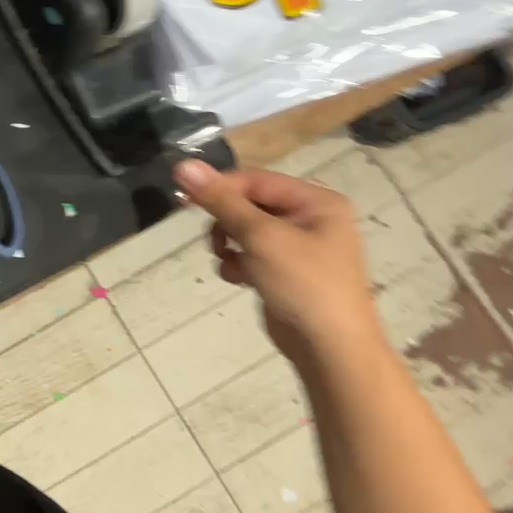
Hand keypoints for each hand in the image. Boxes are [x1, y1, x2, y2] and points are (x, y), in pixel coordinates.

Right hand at [173, 160, 380, 359]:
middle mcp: (310, 217)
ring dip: (228, 244)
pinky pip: (249, 252)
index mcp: (316, 201)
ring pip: (243, 229)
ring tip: (230, 262)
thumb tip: (182, 164)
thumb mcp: (259, 236)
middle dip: (226, 223)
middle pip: (247, 203)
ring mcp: (298, 245)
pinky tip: (240, 279)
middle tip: (217, 242)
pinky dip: (238, 263)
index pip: (254, 180)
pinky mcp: (285, 269)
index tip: (186, 204)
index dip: (219, 189)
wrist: (330, 348)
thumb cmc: (303, 283)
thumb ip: (220, 200)